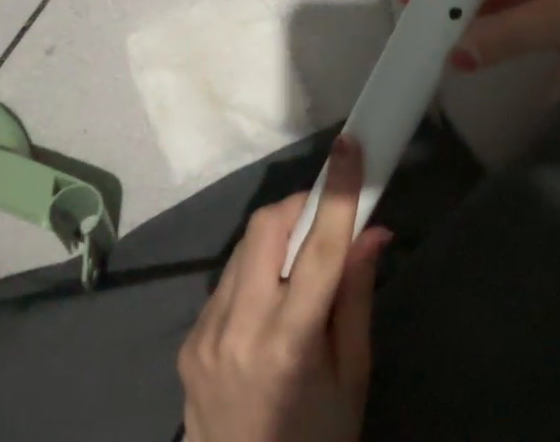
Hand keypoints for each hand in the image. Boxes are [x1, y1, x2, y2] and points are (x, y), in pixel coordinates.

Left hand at [179, 136, 390, 441]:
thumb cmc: (315, 441)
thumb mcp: (352, 378)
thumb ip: (355, 299)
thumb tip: (371, 232)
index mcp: (287, 346)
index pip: (319, 250)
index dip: (338, 193)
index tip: (349, 148)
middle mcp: (236, 330)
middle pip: (266, 229)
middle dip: (300, 209)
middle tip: (327, 221)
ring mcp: (204, 334)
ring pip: (244, 249)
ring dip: (278, 242)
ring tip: (302, 272)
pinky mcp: (188, 339)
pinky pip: (227, 281)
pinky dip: (256, 274)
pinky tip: (272, 304)